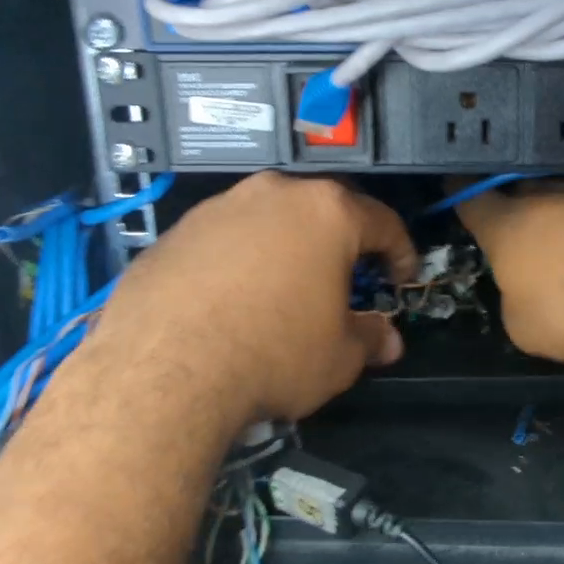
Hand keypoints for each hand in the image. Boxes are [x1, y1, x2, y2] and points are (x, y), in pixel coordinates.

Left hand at [84, 173, 417, 429]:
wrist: (163, 369)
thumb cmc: (272, 353)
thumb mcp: (338, 357)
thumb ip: (369, 339)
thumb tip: (387, 339)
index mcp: (326, 212)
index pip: (382, 222)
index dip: (400, 253)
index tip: (400, 279)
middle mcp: (272, 194)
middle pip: (321, 212)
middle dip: (338, 245)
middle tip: (343, 283)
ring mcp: (218, 208)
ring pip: (266, 222)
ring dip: (283, 250)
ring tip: (282, 295)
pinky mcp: (175, 232)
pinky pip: (221, 242)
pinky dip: (236, 264)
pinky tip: (229, 304)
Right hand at [456, 180, 563, 362]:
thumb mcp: (529, 331)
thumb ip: (518, 312)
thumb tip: (526, 301)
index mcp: (503, 225)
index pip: (470, 203)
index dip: (460, 197)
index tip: (454, 188)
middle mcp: (542, 193)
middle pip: (522, 193)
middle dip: (521, 209)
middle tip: (527, 233)